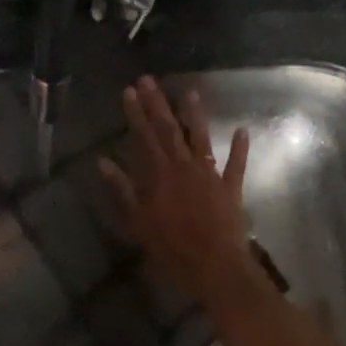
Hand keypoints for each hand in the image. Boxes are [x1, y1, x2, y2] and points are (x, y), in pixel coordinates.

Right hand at [99, 76, 255, 303]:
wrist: (213, 265)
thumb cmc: (170, 246)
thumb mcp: (137, 220)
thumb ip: (122, 189)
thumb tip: (103, 162)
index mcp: (159, 174)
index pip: (144, 136)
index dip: (136, 113)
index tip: (129, 90)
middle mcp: (183, 167)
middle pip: (169, 130)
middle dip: (158, 104)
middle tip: (149, 80)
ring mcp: (210, 175)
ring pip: (200, 139)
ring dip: (194, 115)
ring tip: (190, 92)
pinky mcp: (230, 187)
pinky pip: (236, 164)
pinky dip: (240, 148)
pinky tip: (242, 130)